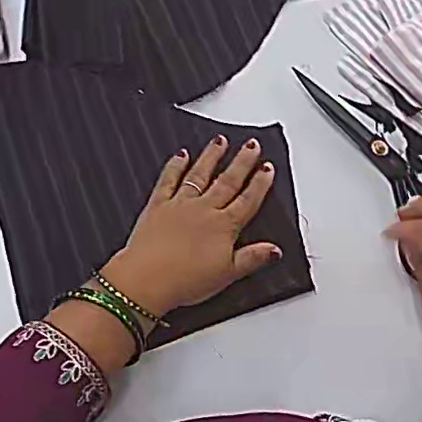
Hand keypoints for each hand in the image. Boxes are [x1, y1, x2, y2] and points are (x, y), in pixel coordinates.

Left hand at [99, 135, 281, 316]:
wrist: (146, 280)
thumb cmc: (185, 280)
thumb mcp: (227, 274)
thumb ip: (252, 258)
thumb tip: (274, 250)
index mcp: (223, 226)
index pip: (247, 199)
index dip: (260, 183)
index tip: (267, 167)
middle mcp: (204, 210)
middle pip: (228, 181)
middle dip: (242, 161)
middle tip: (252, 145)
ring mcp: (180, 205)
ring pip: (200, 174)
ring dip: (212, 156)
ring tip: (221, 141)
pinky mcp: (158, 206)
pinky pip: (168, 180)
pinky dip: (175, 165)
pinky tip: (181, 155)